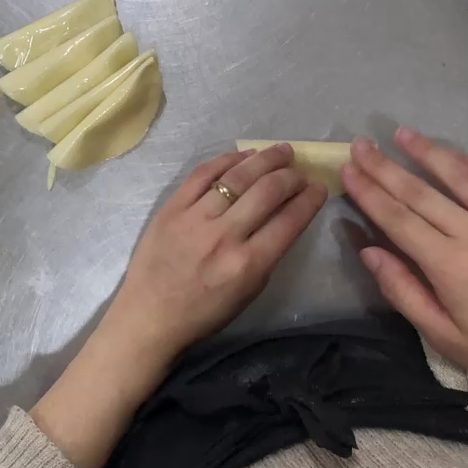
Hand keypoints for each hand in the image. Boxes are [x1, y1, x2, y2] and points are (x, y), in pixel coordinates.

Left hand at [34, 144, 324, 467]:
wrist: (148, 316)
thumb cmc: (203, 313)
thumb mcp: (248, 293)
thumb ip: (268, 254)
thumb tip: (285, 216)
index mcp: (248, 265)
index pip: (290, 220)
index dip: (310, 199)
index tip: (319, 187)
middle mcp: (224, 236)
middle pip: (268, 192)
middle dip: (291, 176)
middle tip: (300, 170)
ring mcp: (195, 218)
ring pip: (237, 176)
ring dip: (265, 159)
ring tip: (281, 151)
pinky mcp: (172, 207)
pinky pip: (204, 173)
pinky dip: (227, 160)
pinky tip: (244, 155)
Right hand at [341, 127, 467, 424]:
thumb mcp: (448, 340)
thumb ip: (405, 292)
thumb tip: (370, 252)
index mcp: (450, 266)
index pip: (398, 219)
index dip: (369, 193)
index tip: (347, 170)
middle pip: (421, 192)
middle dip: (385, 167)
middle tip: (360, 144)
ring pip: (462, 177)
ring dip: (429, 152)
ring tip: (402, 134)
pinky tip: (460, 156)